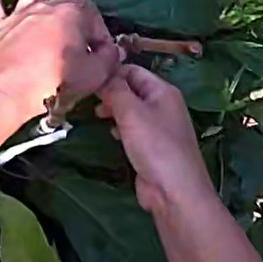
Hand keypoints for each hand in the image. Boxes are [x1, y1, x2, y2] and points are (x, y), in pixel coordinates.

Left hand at [0, 0, 122, 120]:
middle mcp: (45, 5)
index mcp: (72, 11)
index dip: (100, 35)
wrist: (7, 91)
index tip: (101, 54)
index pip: (94, 15)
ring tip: (52, 11)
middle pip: (67, 1)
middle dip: (77, 17)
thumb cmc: (55, 81)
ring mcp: (18, 13)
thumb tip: (114, 50)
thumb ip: (109, 59)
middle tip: (81, 42)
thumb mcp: (94, 75)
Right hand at [96, 64, 214, 214]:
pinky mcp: (152, 145)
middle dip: (110, 93)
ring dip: (113, 111)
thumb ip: (115, 90)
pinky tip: (113, 135)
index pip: (133, 70)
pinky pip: (132, 128)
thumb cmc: (154, 145)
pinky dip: (120, 127)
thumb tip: (102, 78)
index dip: (111, 73)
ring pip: (130, 109)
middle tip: (91, 101)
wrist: (174, 191)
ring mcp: (159, 126)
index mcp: (163, 91)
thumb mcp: (131, 111)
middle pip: (131, 89)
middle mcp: (163, 105)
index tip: (88, 81)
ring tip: (98, 117)